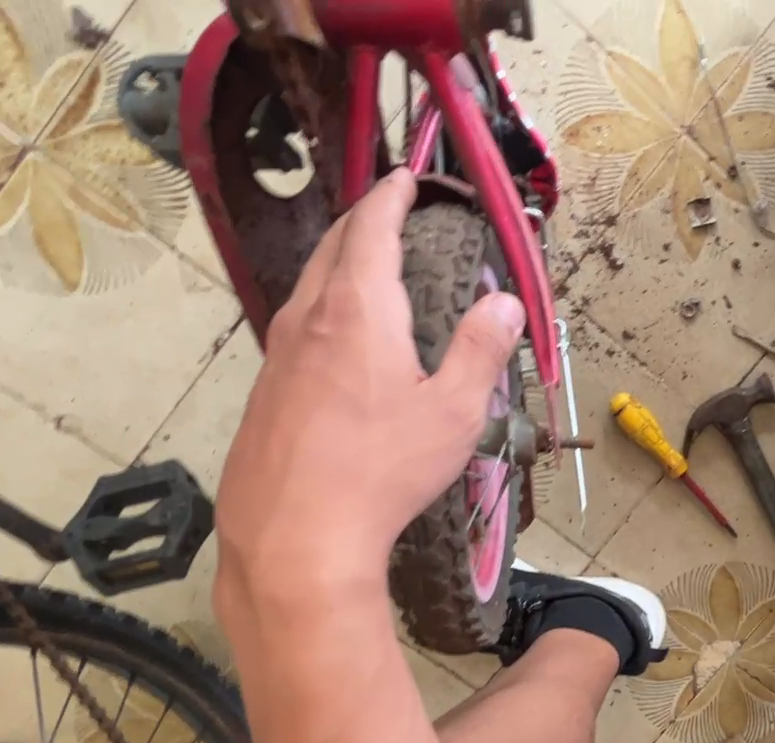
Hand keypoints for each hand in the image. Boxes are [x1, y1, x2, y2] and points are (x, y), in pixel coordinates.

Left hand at [215, 168, 525, 601]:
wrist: (295, 530)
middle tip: (391, 214)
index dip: (390, 198)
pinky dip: (327, 305)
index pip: (371, 230)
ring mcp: (280, 353)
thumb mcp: (453, 412)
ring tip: (370, 268)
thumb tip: (506, 304)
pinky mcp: (268, 388)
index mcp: (359, 311)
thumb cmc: (384, 467)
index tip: (404, 179)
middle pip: (334, 248)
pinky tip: (343, 338)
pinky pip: (299, 325)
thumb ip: (480, 351)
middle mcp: (310, 318)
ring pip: (311, 286)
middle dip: (364, 222)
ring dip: (342, 263)